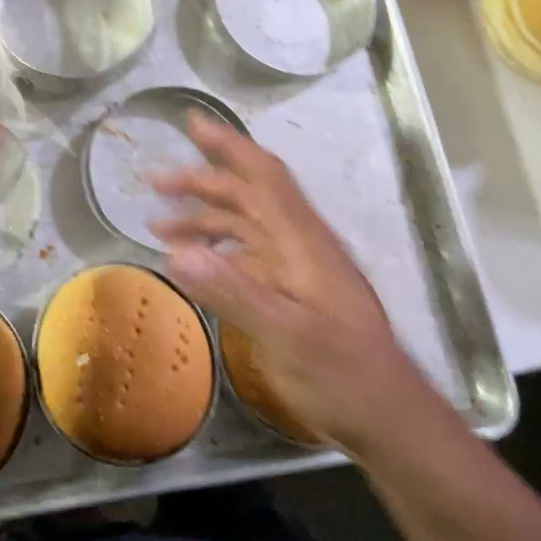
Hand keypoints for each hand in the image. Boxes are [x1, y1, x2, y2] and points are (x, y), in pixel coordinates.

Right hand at [149, 115, 428, 449]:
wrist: (385, 418)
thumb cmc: (342, 373)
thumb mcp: (287, 336)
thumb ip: (234, 292)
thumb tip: (177, 253)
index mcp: (302, 241)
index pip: (263, 175)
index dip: (228, 145)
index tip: (192, 122)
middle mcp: (298, 245)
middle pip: (247, 196)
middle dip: (201, 182)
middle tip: (154, 183)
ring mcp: (296, 270)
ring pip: (244, 225)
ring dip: (203, 218)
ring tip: (157, 226)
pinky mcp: (291, 294)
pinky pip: (246, 256)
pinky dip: (215, 252)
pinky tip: (191, 265)